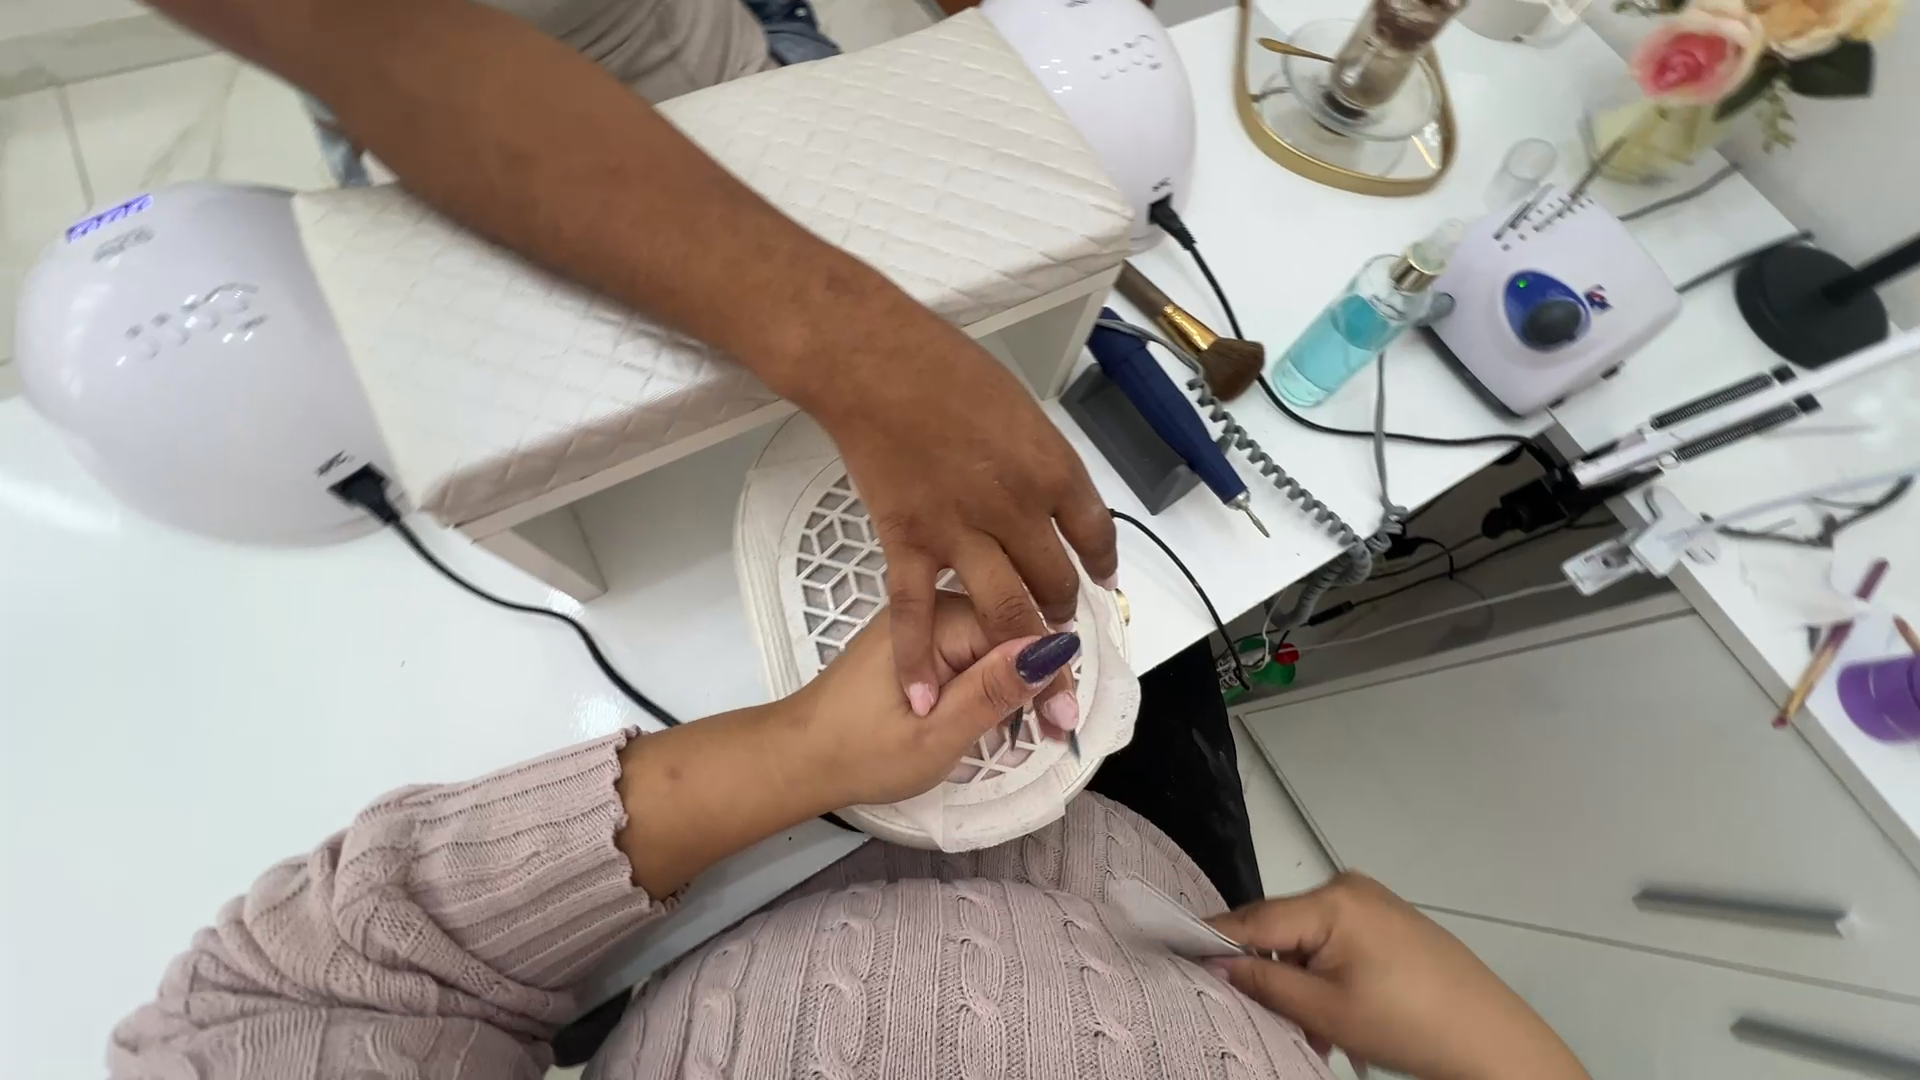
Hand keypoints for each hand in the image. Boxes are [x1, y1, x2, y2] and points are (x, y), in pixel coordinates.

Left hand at [789, 594, 1081, 807]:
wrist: (802, 755)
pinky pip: (976, 650)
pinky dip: (996, 681)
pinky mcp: (924, 640)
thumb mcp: (935, 734)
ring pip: (999, 642)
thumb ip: (994, 691)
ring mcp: (929, 620)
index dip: (1051, 678)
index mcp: (941, 618)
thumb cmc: (861, 752)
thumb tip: (1052, 650)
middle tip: (1058, 732)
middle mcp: (938, 605)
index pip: (1020, 632)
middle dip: (1042, 680)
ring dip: (1022, 683)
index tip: (1065, 725)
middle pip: (1013, 632)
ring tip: (1041, 726)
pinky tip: (1008, 708)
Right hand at [807, 319, 1116, 739]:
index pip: (1095, 535)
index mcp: (1052, 469)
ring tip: (1027, 665)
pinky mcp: (908, 545)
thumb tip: (1054, 496)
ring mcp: (961, 533)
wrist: (873, 364)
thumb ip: (1041, 460)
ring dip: (1021, 644)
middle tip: (1060, 632)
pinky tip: (926, 701)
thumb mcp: (1019, 408)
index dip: (1101, 566)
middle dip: (1064, 616)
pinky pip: (916, 614)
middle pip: (1055, 583)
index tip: (1100, 581)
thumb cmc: (949, 369)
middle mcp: (1017, 510)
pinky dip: (919, 661)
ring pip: (1005, 609)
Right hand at [1207, 874, 1588, 1079]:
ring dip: (1300, 979)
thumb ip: (1266, 984)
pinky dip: (1328, 973)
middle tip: (1261, 1014)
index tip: (1179, 947)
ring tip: (1312, 1032)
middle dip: (1269, 970)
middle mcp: (1348, 887)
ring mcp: (1372, 901)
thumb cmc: (1412, 1028)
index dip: (1218, 936)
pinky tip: (1337, 1015)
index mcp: (1333, 900)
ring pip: (1310, 938)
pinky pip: (1338, 941)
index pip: (1257, 917)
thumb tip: (1217, 965)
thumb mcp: (1329, 1013)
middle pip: (1283, 927)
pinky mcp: (1390, 920)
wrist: (1504, 1050)